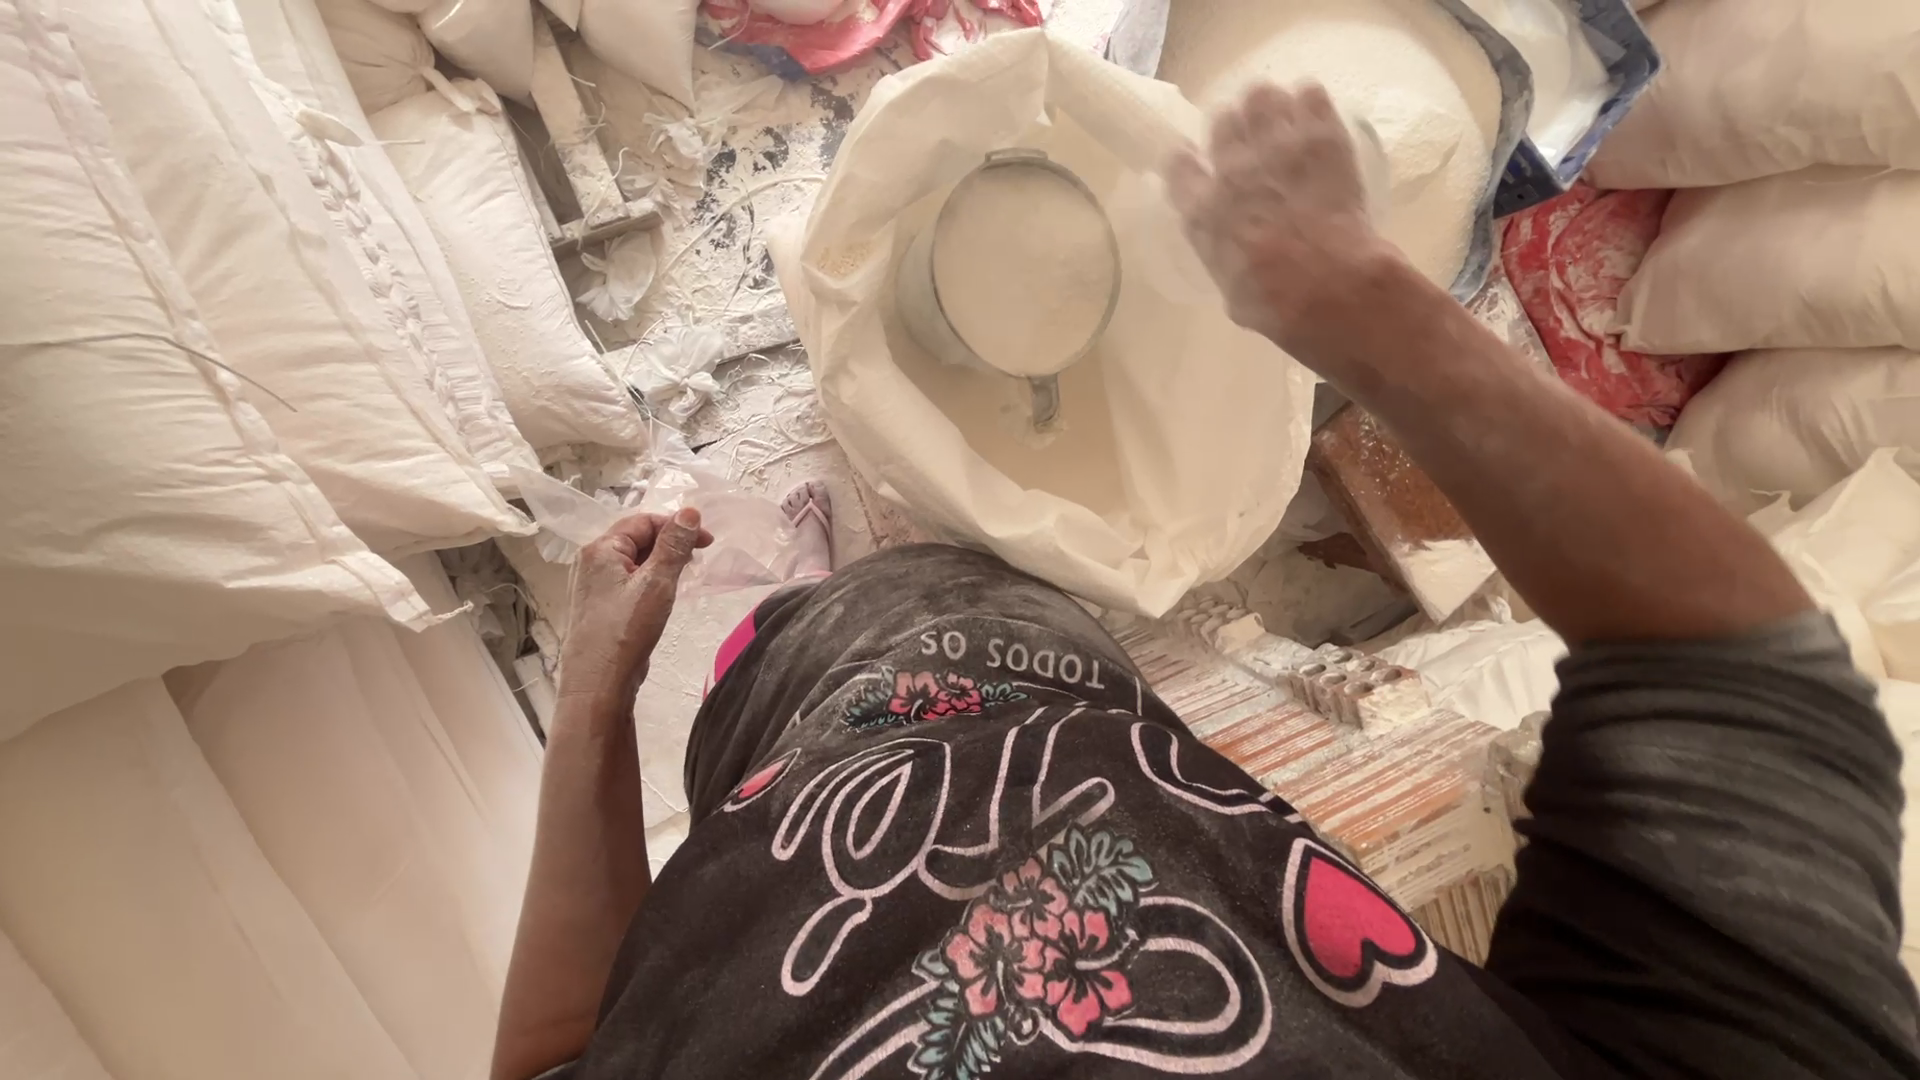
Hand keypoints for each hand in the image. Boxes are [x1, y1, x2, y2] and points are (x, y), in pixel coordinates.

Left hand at [556, 507, 713, 706]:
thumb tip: (689, 511)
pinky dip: (652, 580)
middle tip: (699, 558)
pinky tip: (667, 594)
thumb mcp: (657, 582)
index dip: (677, 526)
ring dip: (663, 562)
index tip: (707, 542)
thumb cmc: (626, 628)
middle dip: (671, 543)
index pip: (643, 521)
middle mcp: (592, 561)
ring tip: (686, 576)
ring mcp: (595, 585)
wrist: (599, 681)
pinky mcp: (602, 606)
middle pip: (637, 538)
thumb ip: (674, 545)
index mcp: (601, 549)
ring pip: (636, 561)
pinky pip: (631, 581)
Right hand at [1164, 82, 1403, 360]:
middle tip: (1248, 144)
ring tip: (1281, 126)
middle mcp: (1232, 169)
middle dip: (1232, 129)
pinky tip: (1312, 122)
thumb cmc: (1271, 302)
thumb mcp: (1227, 285)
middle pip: (1223, 120)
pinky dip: (1308, 104)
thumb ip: (1223, 253)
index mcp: (1202, 210)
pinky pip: (1309, 95)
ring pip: (1262, 96)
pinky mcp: (1321, 135)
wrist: (1326, 283)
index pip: (1178, 164)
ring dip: (1268, 109)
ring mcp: (1278, 146)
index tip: (1193, 164)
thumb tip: (1233, 251)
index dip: (1185, 161)